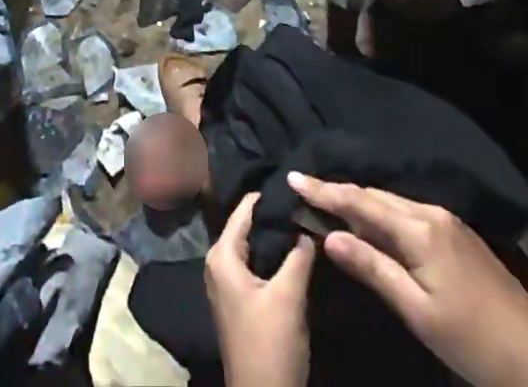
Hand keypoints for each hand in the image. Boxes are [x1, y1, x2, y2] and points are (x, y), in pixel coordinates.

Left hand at [206, 191, 317, 386]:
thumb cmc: (270, 343)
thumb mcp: (289, 294)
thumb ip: (299, 253)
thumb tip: (308, 223)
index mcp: (222, 255)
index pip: (245, 208)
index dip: (270, 196)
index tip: (298, 184)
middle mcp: (219, 263)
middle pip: (248, 224)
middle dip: (275, 214)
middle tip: (307, 201)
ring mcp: (228, 282)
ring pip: (254, 244)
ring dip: (277, 235)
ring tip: (306, 219)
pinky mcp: (241, 298)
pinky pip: (256, 262)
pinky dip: (274, 254)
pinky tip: (297, 250)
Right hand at [289, 173, 527, 386]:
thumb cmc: (471, 342)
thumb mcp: (417, 311)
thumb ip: (373, 268)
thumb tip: (330, 236)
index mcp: (420, 230)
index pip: (361, 202)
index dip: (325, 191)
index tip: (294, 178)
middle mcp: (432, 214)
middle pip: (375, 196)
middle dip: (338, 191)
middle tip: (303, 188)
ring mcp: (447, 221)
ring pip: (392, 202)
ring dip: (359, 200)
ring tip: (326, 199)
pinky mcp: (456, 233)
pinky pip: (408, 211)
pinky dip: (381, 212)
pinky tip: (369, 219)